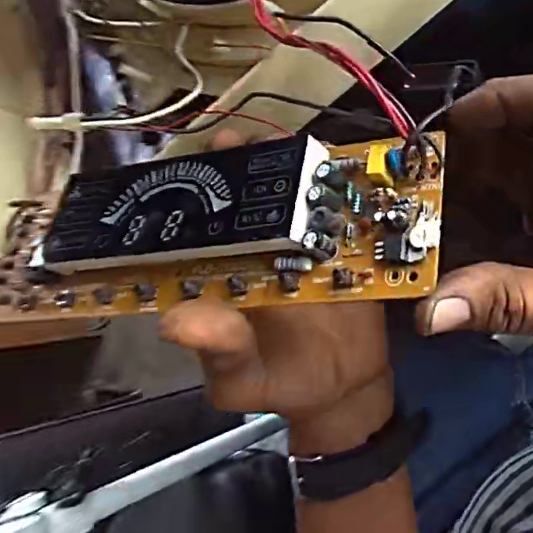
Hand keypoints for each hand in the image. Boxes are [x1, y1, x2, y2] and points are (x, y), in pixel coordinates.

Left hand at [159, 127, 392, 452]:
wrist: (343, 390)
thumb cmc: (280, 383)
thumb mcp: (238, 379)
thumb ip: (215, 350)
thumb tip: (177, 319)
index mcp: (227, 275)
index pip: (207, 224)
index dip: (201, 187)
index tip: (204, 158)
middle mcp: (265, 252)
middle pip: (256, 200)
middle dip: (252, 164)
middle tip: (252, 142)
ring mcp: (310, 248)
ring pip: (304, 200)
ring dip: (304, 170)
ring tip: (302, 150)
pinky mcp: (351, 252)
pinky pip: (352, 220)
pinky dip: (354, 196)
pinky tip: (354, 176)